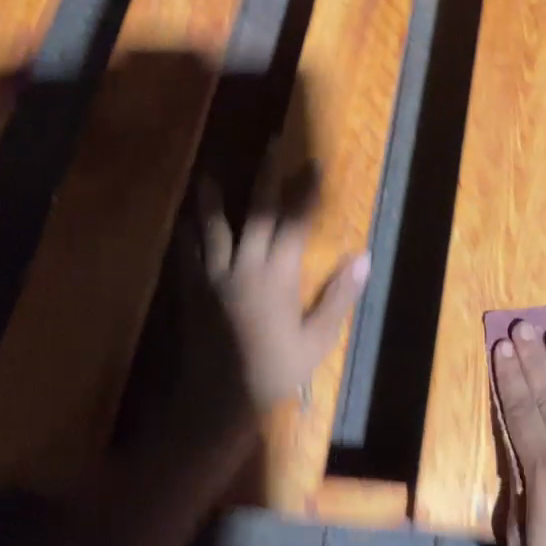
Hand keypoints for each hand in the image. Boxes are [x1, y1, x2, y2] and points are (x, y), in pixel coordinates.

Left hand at [194, 180, 369, 414]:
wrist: (216, 400)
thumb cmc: (273, 370)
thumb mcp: (316, 340)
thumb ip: (338, 297)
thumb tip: (363, 257)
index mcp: (278, 275)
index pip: (296, 222)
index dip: (306, 191)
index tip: (314, 164)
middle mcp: (245, 265)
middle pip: (256, 212)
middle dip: (265, 177)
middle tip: (269, 145)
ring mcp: (213, 276)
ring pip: (213, 226)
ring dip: (213, 197)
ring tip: (209, 173)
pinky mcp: (192, 291)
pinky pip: (187, 254)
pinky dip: (187, 234)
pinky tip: (182, 222)